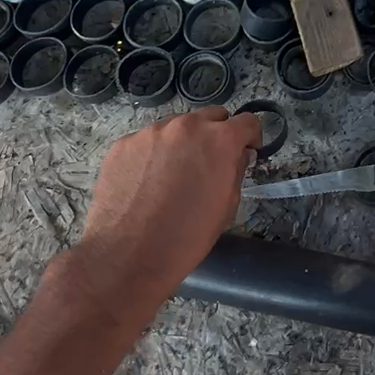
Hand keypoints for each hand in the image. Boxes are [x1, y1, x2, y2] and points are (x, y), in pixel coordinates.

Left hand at [72, 107, 262, 314]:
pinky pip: (148, 140)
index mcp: (220, 140)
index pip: (247, 121)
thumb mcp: (226, 206)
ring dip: (183, 142)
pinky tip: (146, 181)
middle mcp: (188, 125)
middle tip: (208, 163)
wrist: (125, 258)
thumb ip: (236, 170)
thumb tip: (239, 154)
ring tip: (172, 173)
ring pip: (178, 126)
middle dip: (216, 135)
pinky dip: (154, 153)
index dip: (250, 137)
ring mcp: (152, 131)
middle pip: (212, 117)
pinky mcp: (124, 143)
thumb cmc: (186, 237)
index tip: (246, 150)